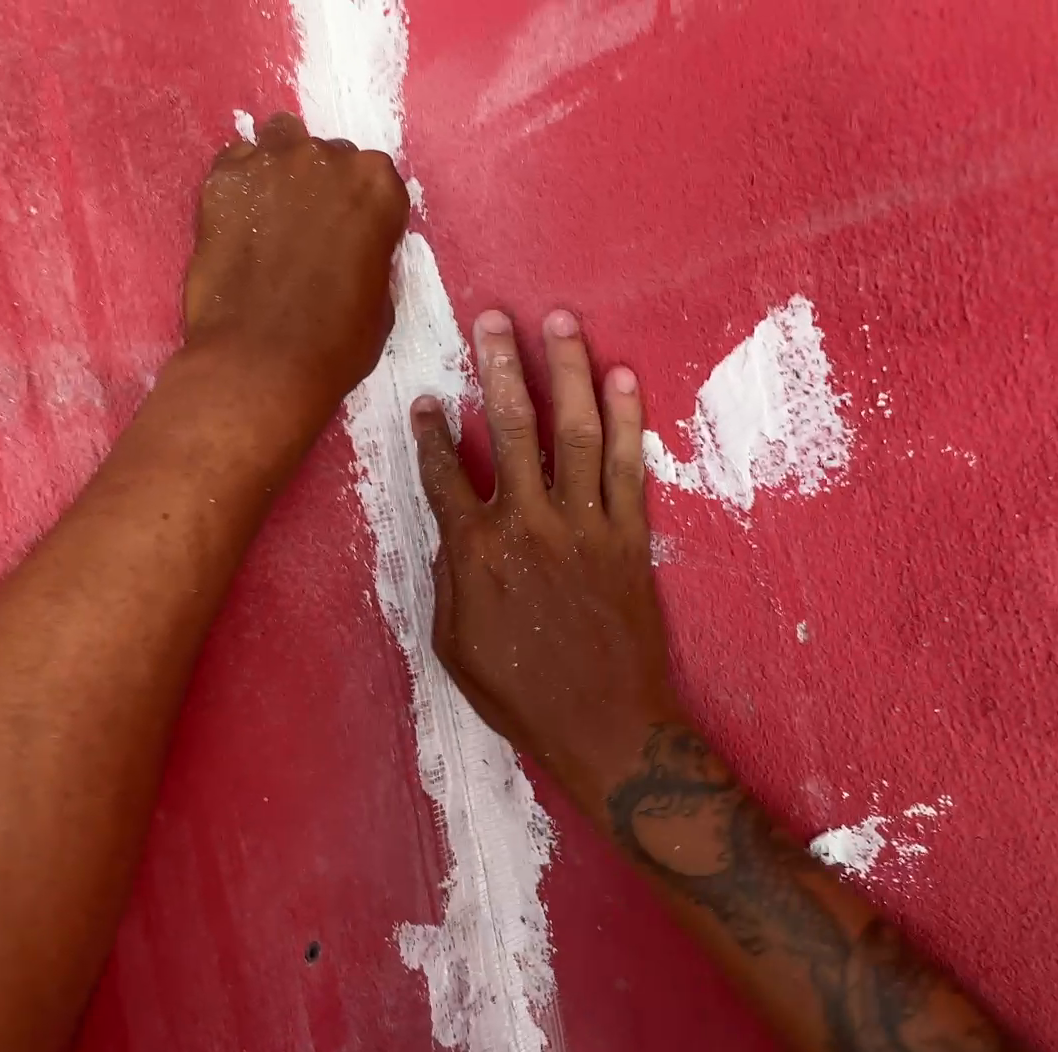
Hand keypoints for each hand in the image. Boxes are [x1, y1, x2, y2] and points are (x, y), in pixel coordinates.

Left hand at [183, 112, 409, 422]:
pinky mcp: (223, 180)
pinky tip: (238, 225)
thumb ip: (372, 258)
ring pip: (280, 143)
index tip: (350, 241)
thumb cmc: (335, 346)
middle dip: (322, 190)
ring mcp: (271, 162)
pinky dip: (241, 188)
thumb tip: (355, 252)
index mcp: (378, 186)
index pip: (376, 182)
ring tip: (272, 217)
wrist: (262, 363)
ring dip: (282, 172)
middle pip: (329, 159)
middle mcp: (329, 158)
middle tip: (307, 236)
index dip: (362, 214)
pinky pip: (236, 166)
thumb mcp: (381, 304)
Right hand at [412, 310, 681, 807]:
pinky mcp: (630, 536)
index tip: (428, 399)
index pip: (445, 475)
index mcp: (476, 553)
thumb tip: (453, 533)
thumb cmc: (519, 693)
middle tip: (492, 319)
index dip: (431, 433)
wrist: (605, 726)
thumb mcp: (454, 645)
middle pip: (509, 430)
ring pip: (573, 433)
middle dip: (498, 368)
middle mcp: (528, 524)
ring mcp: (584, 525)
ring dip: (565, 371)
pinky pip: (629, 467)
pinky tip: (622, 377)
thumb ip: (448, 580)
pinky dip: (628, 419)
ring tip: (558, 322)